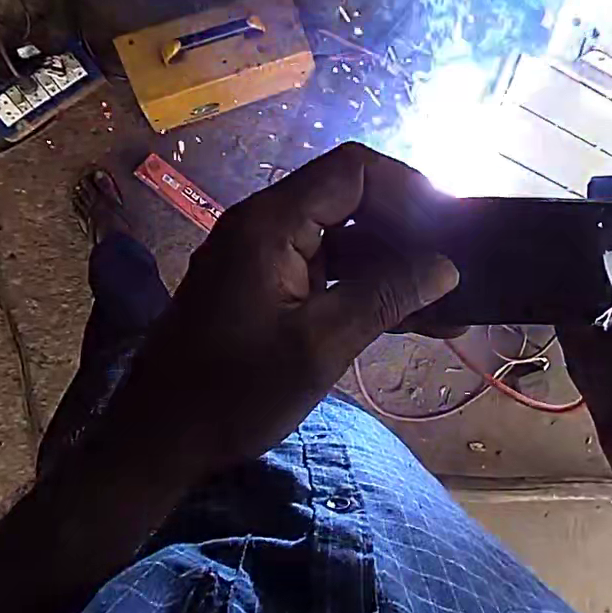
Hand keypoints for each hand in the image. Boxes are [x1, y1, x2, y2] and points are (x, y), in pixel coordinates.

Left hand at [87, 143, 458, 481]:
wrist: (160, 441)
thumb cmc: (234, 393)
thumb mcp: (320, 345)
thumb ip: (385, 295)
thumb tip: (446, 265)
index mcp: (272, 222)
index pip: (353, 171)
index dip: (408, 190)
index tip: (447, 229)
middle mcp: (268, 224)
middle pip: (353, 199)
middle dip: (407, 230)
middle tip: (451, 269)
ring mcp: (268, 254)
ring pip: (347, 238)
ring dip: (393, 266)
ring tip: (446, 302)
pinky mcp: (271, 284)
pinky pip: (331, 269)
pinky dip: (368, 287)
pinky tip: (413, 318)